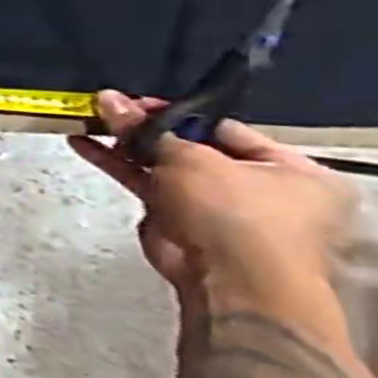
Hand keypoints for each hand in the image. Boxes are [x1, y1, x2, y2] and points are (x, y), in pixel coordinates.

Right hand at [70, 90, 356, 304]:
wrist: (228, 277)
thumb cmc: (235, 213)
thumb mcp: (192, 160)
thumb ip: (147, 130)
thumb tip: (111, 99)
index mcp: (292, 170)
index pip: (224, 129)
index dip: (177, 113)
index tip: (135, 101)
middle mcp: (258, 186)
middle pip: (190, 145)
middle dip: (145, 128)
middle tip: (107, 108)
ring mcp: (215, 203)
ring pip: (161, 163)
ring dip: (124, 144)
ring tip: (88, 121)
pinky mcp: (177, 215)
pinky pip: (144, 182)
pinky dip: (116, 164)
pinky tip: (85, 144)